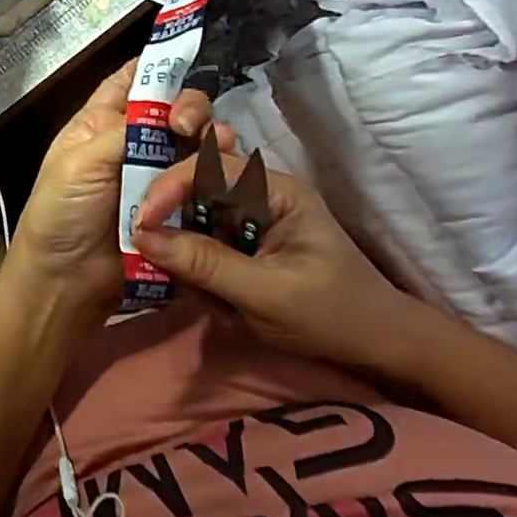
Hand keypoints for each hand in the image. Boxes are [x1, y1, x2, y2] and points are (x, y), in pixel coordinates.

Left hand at [10, 63, 229, 314]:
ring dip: (208, 137)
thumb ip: (123, 130)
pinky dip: (216, 171)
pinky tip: (225, 170)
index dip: (158, 65)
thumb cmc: (60, 215)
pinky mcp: (176, 206)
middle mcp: (130, 143)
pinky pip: (202, 180)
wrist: (67, 283)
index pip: (131, 82)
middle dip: (188, 106)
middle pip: (171, 109)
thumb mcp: (79, 162)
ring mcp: (155, 175)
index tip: (188, 56)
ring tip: (217, 143)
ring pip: (193, 143)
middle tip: (189, 124)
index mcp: (98, 124)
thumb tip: (166, 107)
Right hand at [130, 148, 443, 373]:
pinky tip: (224, 308)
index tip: (140, 225)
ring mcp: (249, 221)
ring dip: (192, 267)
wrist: (376, 347)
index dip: (169, 188)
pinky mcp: (242, 245)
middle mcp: (258, 196)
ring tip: (219, 305)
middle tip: (176, 277)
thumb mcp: (266, 294)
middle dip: (179, 236)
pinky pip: (201, 249)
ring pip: (192, 226)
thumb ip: (205, 264)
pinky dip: (201, 279)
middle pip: (193, 195)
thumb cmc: (332, 315)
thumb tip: (142, 237)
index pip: (209, 169)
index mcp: (275, 191)